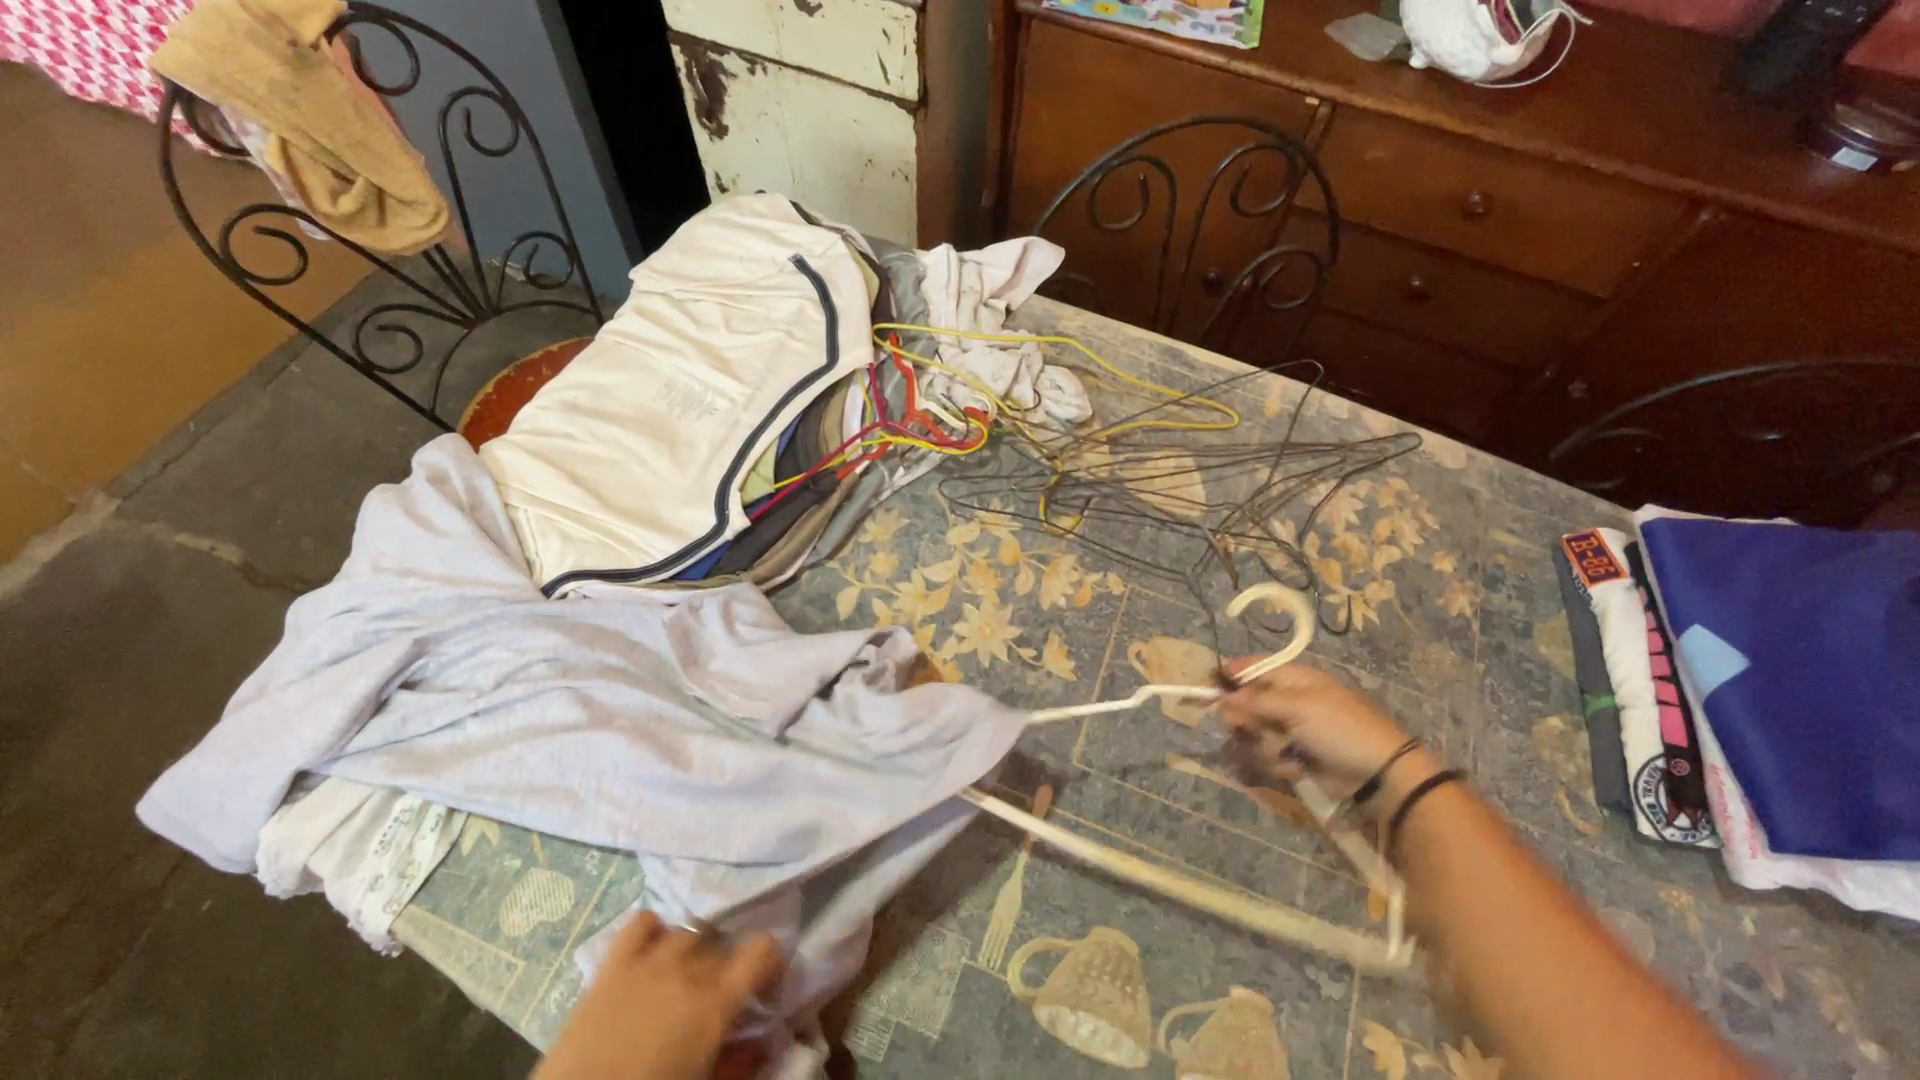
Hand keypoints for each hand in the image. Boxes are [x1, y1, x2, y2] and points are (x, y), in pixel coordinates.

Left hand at [534, 912, 784, 1079]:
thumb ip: (740, 1062)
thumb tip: (764, 1043)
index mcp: (716, 1003)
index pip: (763, 948)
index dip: (771, 961)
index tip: (764, 987)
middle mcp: (687, 971)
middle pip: (724, 944)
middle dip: (731, 965)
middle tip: (723, 995)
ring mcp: (648, 962)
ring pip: (688, 932)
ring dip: (695, 950)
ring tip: (686, 977)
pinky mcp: (612, 965)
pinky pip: (641, 922)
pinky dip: (654, 930)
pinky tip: (654, 953)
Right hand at [1218, 661, 1426, 803]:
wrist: (1378, 774)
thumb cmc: (1340, 728)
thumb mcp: (1298, 706)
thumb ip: (1255, 701)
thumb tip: (1220, 696)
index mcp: (1294, 679)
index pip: (1252, 669)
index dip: (1228, 677)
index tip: (1206, 690)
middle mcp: (1289, 702)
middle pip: (1246, 705)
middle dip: (1244, 720)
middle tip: (1246, 730)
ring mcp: (1291, 732)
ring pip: (1254, 735)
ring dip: (1263, 746)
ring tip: (1283, 753)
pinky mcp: (1293, 758)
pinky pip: (1268, 758)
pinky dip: (1279, 764)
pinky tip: (1296, 768)